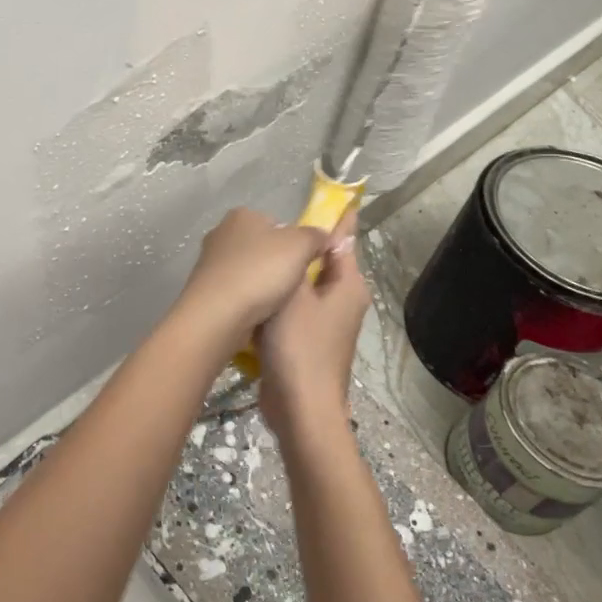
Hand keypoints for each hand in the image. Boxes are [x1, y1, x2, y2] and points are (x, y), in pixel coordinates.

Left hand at [174, 208, 330, 344]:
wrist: (218, 313)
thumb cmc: (260, 271)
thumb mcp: (300, 246)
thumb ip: (315, 236)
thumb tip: (322, 237)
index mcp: (241, 215)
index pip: (277, 223)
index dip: (295, 242)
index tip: (305, 262)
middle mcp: (221, 232)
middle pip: (263, 246)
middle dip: (278, 264)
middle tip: (293, 284)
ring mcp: (210, 260)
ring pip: (249, 269)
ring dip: (262, 283)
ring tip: (276, 301)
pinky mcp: (205, 286)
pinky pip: (236, 288)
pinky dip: (247, 298)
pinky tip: (257, 311)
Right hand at [255, 211, 368, 442]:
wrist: (301, 408)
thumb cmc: (298, 345)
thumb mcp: (294, 294)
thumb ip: (299, 260)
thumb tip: (310, 233)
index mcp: (348, 284)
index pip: (344, 238)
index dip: (338, 216)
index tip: (332, 194)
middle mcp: (343, 300)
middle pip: (321, 262)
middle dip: (297, 247)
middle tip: (268, 230)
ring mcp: (327, 324)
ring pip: (304, 287)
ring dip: (284, 276)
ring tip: (256, 258)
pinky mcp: (309, 343)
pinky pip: (294, 310)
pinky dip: (278, 301)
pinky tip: (253, 298)